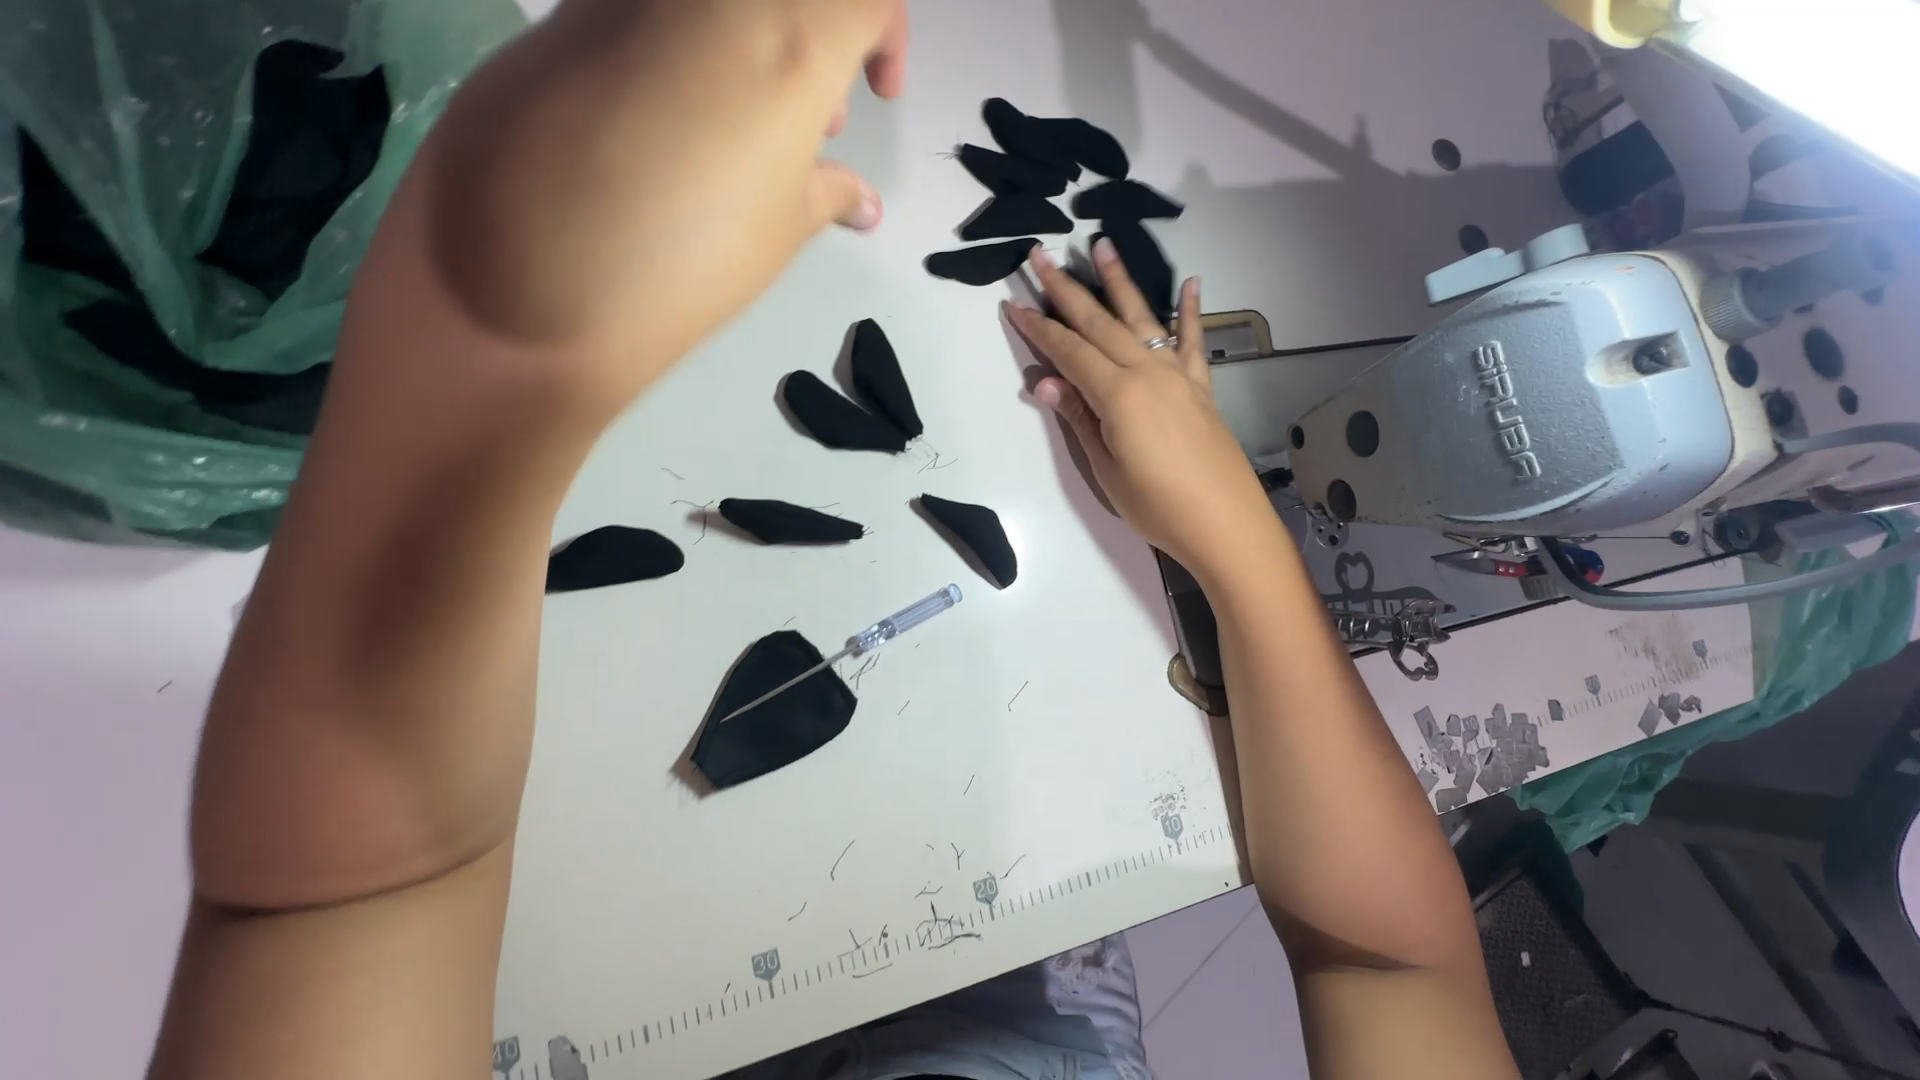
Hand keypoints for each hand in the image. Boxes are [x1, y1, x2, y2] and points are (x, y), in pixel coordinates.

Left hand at [418, 0, 908, 396]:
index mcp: (789, 36)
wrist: (531, 281)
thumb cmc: (690, 259)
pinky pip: (648, 12)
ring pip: (712, 3)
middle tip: (809, 118)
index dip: (884, 34)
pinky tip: (663, 120)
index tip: (874, 93)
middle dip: (813, 36)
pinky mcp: (564, 12)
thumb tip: (862, 202)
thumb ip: (828, 191)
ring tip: (738, 123)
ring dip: (746, 39)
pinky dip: (679, 45)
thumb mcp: (779, 230)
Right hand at [1007, 242, 1277, 582]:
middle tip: (1040, 255)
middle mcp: (1148, 372)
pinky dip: (1189, 311)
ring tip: (1101, 245)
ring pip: (1141, 318)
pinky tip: (1191, 282)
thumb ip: (1079, 419)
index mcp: (1118, 393)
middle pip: (1099, 323)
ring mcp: (1177, 375)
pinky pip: (1192, 341)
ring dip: (1118, 281)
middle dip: (1065, 289)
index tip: (1013, 303)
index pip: (1069, 351)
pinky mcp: (1200, 387)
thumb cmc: (1156, 505)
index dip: (1038, 328)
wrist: (1224, 523)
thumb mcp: (1106, 468)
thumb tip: (1045, 382)